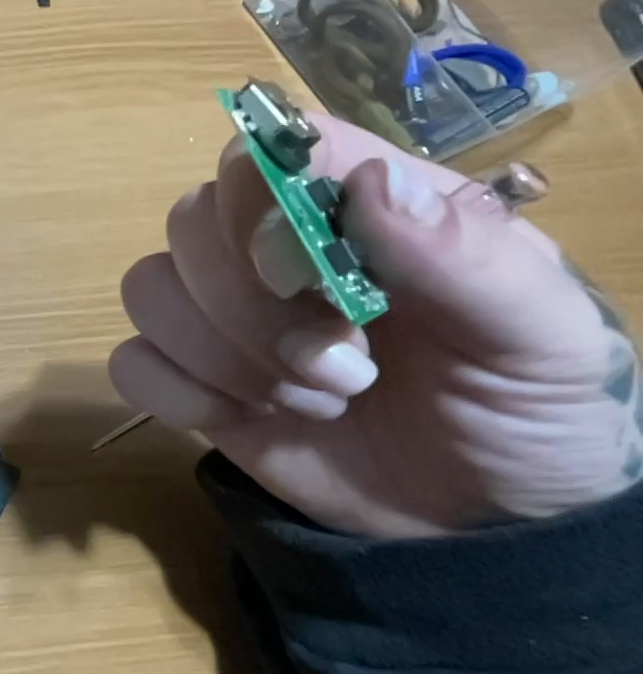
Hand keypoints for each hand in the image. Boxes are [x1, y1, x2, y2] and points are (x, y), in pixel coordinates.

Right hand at [112, 114, 641, 537]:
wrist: (472, 521)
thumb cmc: (527, 416)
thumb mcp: (544, 337)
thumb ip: (469, 255)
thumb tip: (365, 181)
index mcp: (363, 214)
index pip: (269, 152)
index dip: (260, 194)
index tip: (301, 268)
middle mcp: (272, 255)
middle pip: (188, 221)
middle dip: (250, 305)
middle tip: (341, 364)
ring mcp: (219, 321)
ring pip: (147, 289)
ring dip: (220, 356)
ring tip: (310, 400)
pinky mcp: (185, 381)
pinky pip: (129, 362)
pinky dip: (175, 393)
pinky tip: (239, 418)